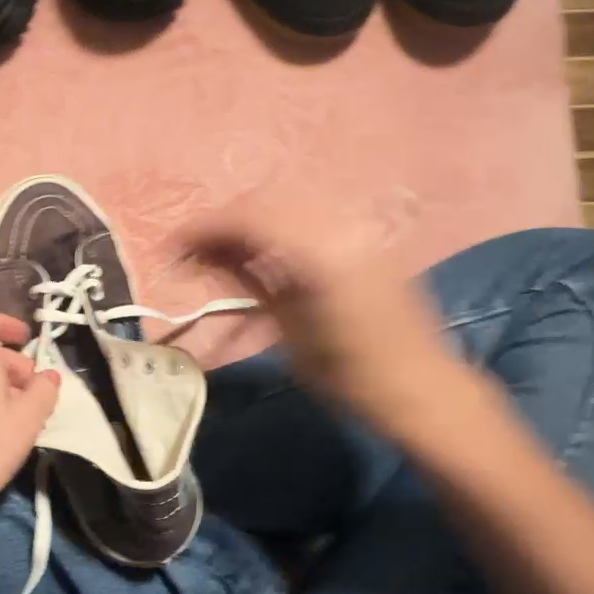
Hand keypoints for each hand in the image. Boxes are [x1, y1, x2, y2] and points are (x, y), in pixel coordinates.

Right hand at [178, 185, 472, 432]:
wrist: (422, 389)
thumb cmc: (350, 376)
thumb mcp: (289, 331)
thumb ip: (248, 281)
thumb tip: (204, 255)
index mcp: (322, 251)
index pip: (249, 217)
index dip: (203, 228)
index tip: (171, 250)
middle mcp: (342, 226)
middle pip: (266, 203)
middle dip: (222, 225)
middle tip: (191, 258)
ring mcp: (359, 230)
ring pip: (286, 209)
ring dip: (248, 229)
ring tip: (219, 261)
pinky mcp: (366, 242)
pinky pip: (309, 224)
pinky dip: (276, 236)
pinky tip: (259, 263)